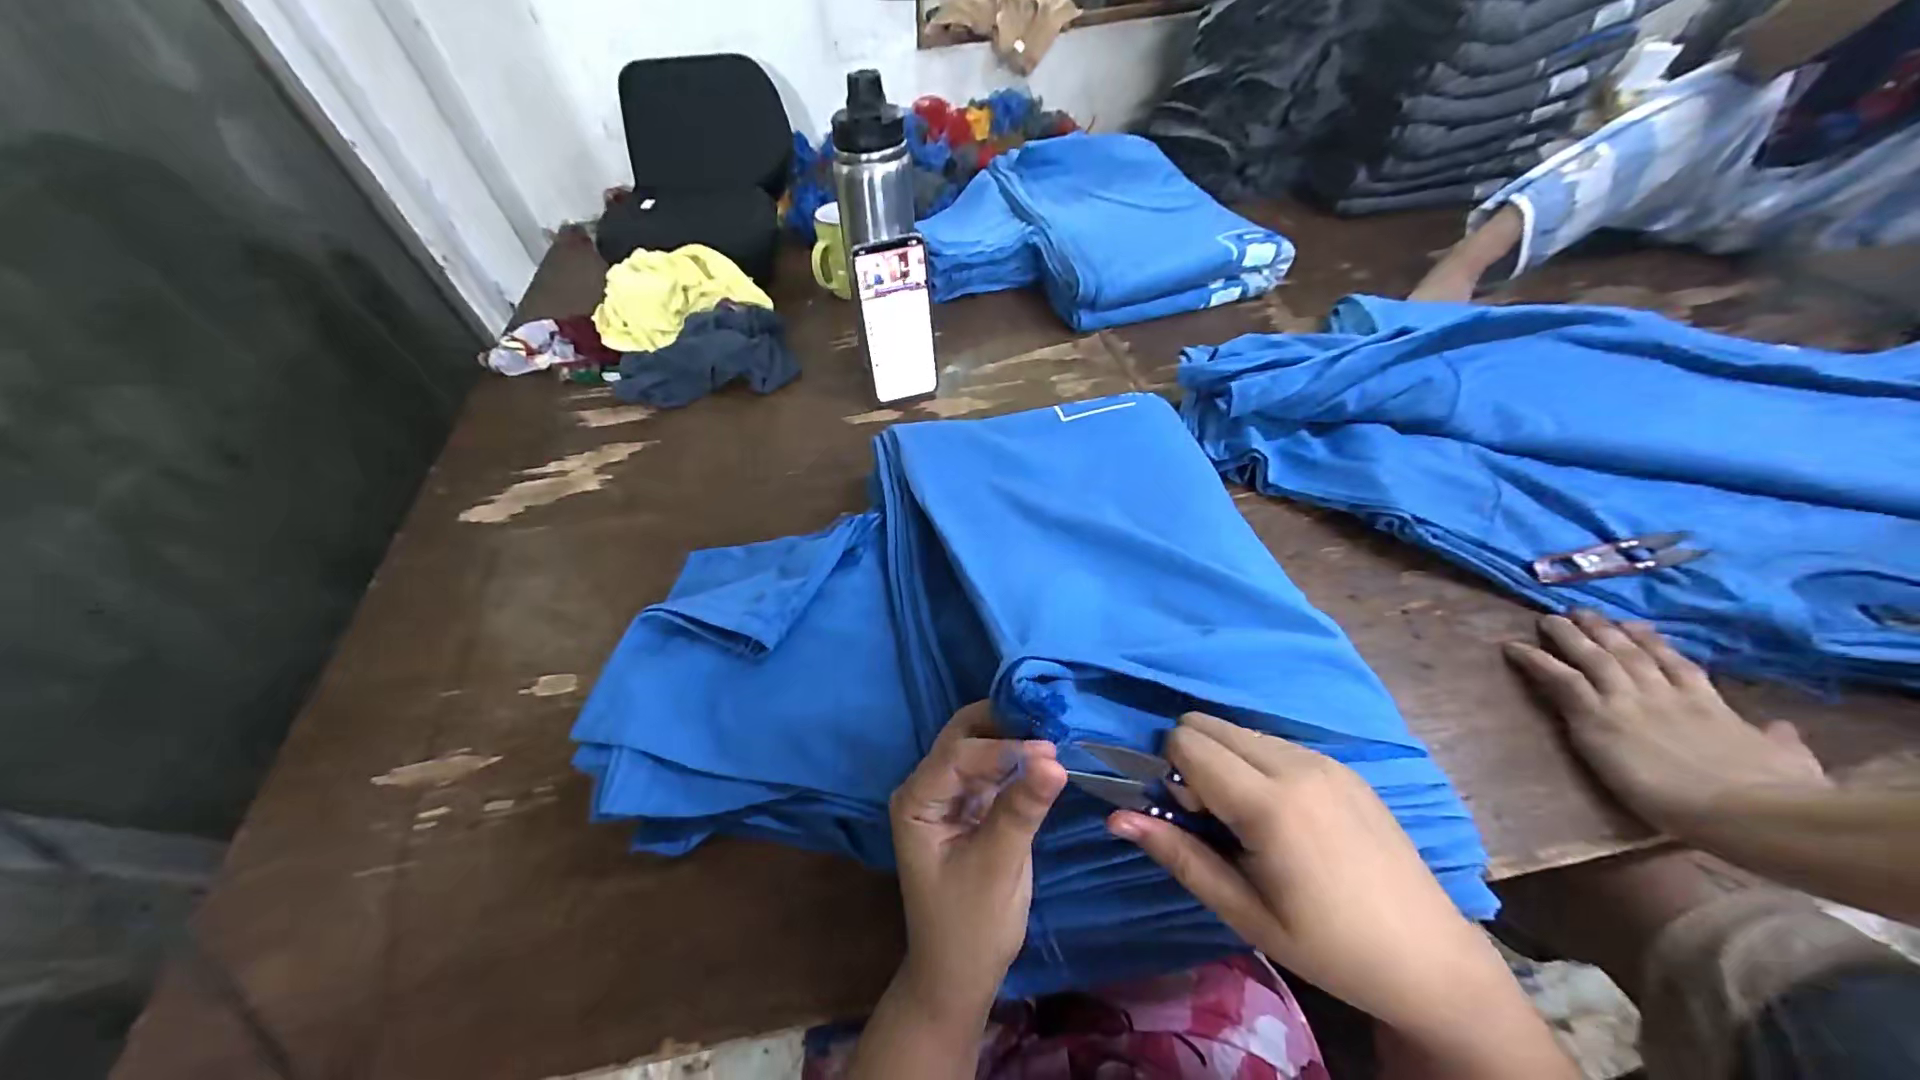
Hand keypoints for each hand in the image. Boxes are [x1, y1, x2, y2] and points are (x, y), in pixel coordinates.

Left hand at [888, 701, 1066, 1018]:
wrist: (960, 974)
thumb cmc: (970, 926)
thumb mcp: (998, 867)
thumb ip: (1022, 810)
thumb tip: (1055, 761)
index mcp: (916, 800)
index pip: (957, 754)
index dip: (1002, 748)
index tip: (1050, 752)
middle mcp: (927, 787)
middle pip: (964, 737)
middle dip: (1004, 726)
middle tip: (1051, 722)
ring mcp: (949, 795)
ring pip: (981, 748)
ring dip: (1015, 741)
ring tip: (1057, 735)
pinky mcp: (972, 806)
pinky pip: (995, 771)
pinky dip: (1019, 763)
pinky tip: (1048, 758)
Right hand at [1106, 712, 1514, 1041]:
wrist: (1431, 960)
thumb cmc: (1327, 946)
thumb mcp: (1243, 912)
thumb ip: (1177, 855)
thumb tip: (1116, 816)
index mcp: (1269, 803)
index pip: (1185, 741)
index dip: (1172, 775)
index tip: (1194, 821)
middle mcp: (1296, 764)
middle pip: (1206, 723)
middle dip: (1192, 759)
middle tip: (1216, 819)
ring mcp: (1324, 759)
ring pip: (1239, 728)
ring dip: (1224, 760)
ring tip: (1251, 819)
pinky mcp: (1343, 764)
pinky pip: (1274, 740)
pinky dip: (1256, 762)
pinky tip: (1284, 816)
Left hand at [1504, 610, 1828, 830]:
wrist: (1743, 810)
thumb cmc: (1775, 797)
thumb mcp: (1792, 764)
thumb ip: (1781, 743)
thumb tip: (1784, 729)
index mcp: (1712, 707)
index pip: (1678, 666)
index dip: (1654, 644)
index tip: (1638, 626)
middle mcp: (1665, 695)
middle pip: (1629, 652)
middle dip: (1604, 630)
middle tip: (1582, 612)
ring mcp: (1628, 701)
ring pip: (1592, 657)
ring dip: (1568, 635)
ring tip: (1548, 619)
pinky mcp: (1597, 715)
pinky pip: (1559, 678)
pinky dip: (1534, 660)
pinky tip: (1512, 648)